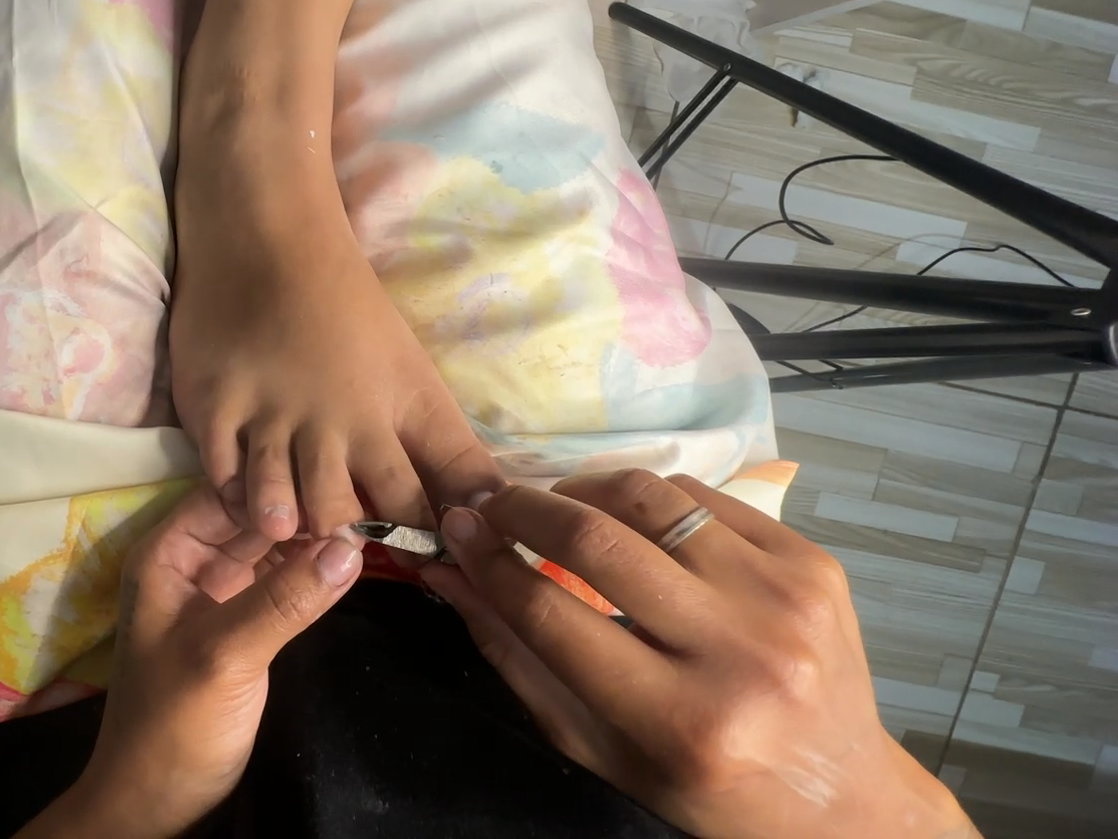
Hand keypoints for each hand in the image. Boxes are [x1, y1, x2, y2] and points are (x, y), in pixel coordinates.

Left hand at [18, 485, 363, 837]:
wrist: (155, 804)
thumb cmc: (172, 723)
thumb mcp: (225, 655)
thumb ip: (284, 600)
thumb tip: (350, 546)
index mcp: (169, 552)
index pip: (227, 494)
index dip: (277, 485)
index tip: (335, 478)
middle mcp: (193, 560)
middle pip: (253, 516)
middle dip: (301, 508)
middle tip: (363, 498)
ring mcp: (220, 590)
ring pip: (271, 546)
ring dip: (312, 538)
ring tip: (368, 520)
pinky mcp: (246, 621)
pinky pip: (282, 580)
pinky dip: (312, 571)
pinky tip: (350, 559)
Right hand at [169, 99, 499, 540]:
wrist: (263, 238)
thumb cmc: (342, 296)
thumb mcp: (409, 364)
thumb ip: (437, 438)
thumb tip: (480, 502)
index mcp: (396, 406)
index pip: (431, 498)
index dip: (435, 537)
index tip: (431, 556)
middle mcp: (336, 422)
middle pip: (348, 517)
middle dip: (350, 537)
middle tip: (341, 536)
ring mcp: (268, 417)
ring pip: (284, 512)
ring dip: (291, 524)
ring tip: (290, 520)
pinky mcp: (213, 410)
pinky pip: (224, 484)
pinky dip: (237, 499)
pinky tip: (246, 492)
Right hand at [421, 471, 979, 838]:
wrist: (843, 798)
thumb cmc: (696, 780)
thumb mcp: (589, 738)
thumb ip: (509, 648)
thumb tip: (444, 569)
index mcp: (682, 722)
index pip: (548, 613)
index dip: (487, 560)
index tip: (455, 526)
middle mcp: (743, 657)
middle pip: (595, 541)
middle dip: (521, 508)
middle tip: (491, 503)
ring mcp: (787, 602)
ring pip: (645, 497)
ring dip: (579, 489)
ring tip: (556, 507)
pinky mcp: (812, 564)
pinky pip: (696, 495)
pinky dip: (641, 497)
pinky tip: (625, 521)